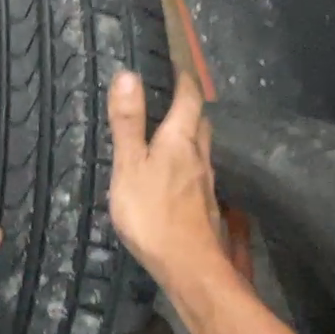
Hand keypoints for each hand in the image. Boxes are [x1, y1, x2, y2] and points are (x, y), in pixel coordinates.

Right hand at [107, 72, 227, 285]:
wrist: (189, 269)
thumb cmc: (152, 213)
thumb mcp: (129, 164)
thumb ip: (128, 122)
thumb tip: (128, 75)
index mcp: (179, 141)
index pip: (189, 99)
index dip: (184, 79)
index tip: (175, 64)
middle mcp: (198, 157)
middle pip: (200, 122)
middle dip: (189, 104)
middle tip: (170, 94)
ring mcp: (206, 183)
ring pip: (201, 147)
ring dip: (189, 132)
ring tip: (167, 129)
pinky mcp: (205, 205)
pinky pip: (197, 170)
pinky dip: (186, 159)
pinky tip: (174, 172)